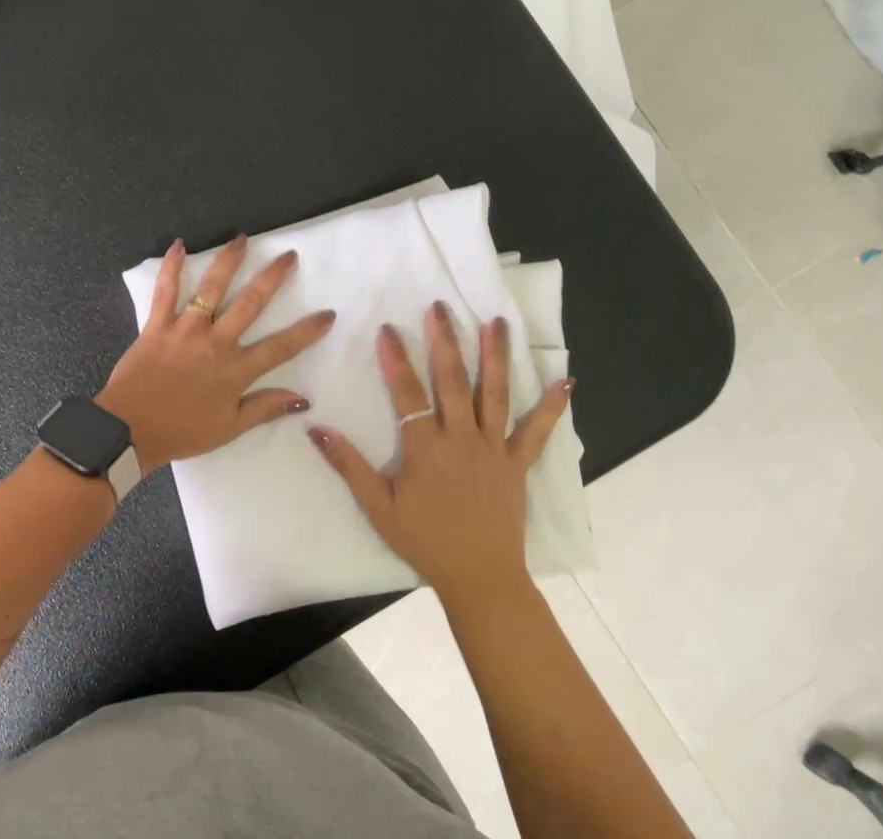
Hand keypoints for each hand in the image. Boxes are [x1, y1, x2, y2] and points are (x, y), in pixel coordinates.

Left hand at [97, 235, 335, 473]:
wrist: (129, 429)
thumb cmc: (181, 432)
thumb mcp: (228, 429)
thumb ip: (264, 409)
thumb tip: (302, 399)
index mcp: (235, 370)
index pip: (281, 346)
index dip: (307, 330)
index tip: (328, 314)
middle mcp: (215, 343)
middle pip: (250, 304)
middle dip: (273, 277)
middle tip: (289, 256)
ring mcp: (185, 330)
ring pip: (211, 288)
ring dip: (228, 261)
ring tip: (242, 239)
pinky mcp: (156, 326)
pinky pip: (164, 291)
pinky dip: (172, 266)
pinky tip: (179, 244)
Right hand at [308, 301, 570, 602]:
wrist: (478, 574)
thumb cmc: (423, 540)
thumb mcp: (377, 506)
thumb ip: (348, 465)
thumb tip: (316, 429)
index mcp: (426, 448)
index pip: (407, 393)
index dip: (396, 360)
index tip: (388, 329)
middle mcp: (462, 439)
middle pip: (453, 382)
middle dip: (446, 342)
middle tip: (441, 308)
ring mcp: (494, 449)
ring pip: (495, 394)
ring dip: (496, 356)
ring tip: (497, 323)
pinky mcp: (518, 464)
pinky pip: (537, 431)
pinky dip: (552, 406)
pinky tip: (566, 381)